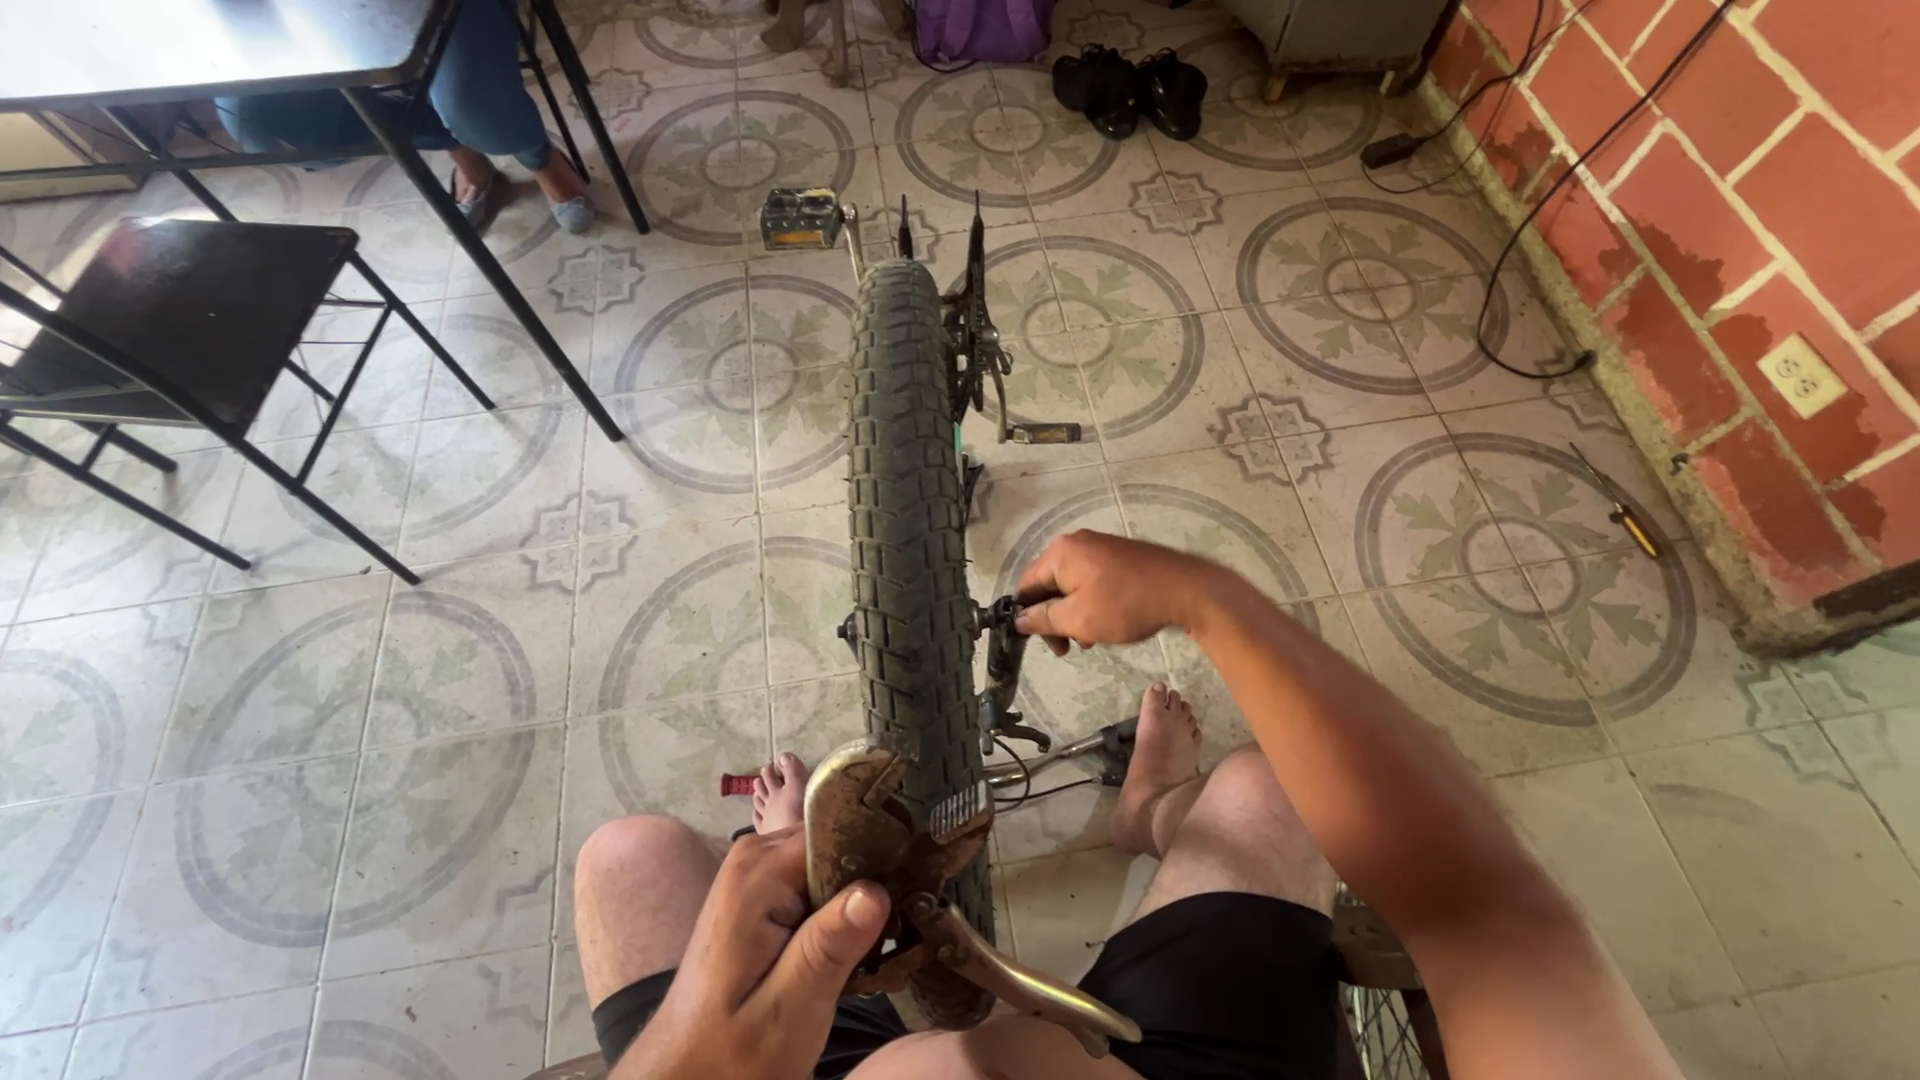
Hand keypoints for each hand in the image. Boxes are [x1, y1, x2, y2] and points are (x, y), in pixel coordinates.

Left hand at [620, 827, 889, 1079]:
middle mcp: (754, 856)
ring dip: (856, 899)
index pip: (841, 832)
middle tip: (891, 934)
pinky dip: (837, 908)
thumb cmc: (730, 1055)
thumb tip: (875, 890)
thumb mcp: (788, 1011)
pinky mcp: (759, 890)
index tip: (909, 894)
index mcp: (759, 872)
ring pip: (831, 860)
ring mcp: (754, 870)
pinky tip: (849, 946)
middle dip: (870, 881)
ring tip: (873, 945)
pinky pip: (814, 878)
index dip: (879, 860)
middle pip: (838, 842)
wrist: (684, 1076)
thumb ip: (828, 947)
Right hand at [1012, 530, 1225, 655]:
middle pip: (1049, 585)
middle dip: (1054, 619)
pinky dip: (1091, 603)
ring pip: (1071, 585)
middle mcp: (1075, 543)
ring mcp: (1099, 547)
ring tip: (1090, 640)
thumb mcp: (1078, 619)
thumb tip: (1018, 619)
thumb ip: (1043, 619)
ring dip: (1074, 615)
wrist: (1186, 590)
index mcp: (1059, 553)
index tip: (1039, 642)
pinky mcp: (1119, 556)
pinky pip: (1092, 581)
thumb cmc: (1126, 605)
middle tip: (1067, 649)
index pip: (1026, 585)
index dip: (1025, 615)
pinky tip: (1106, 624)